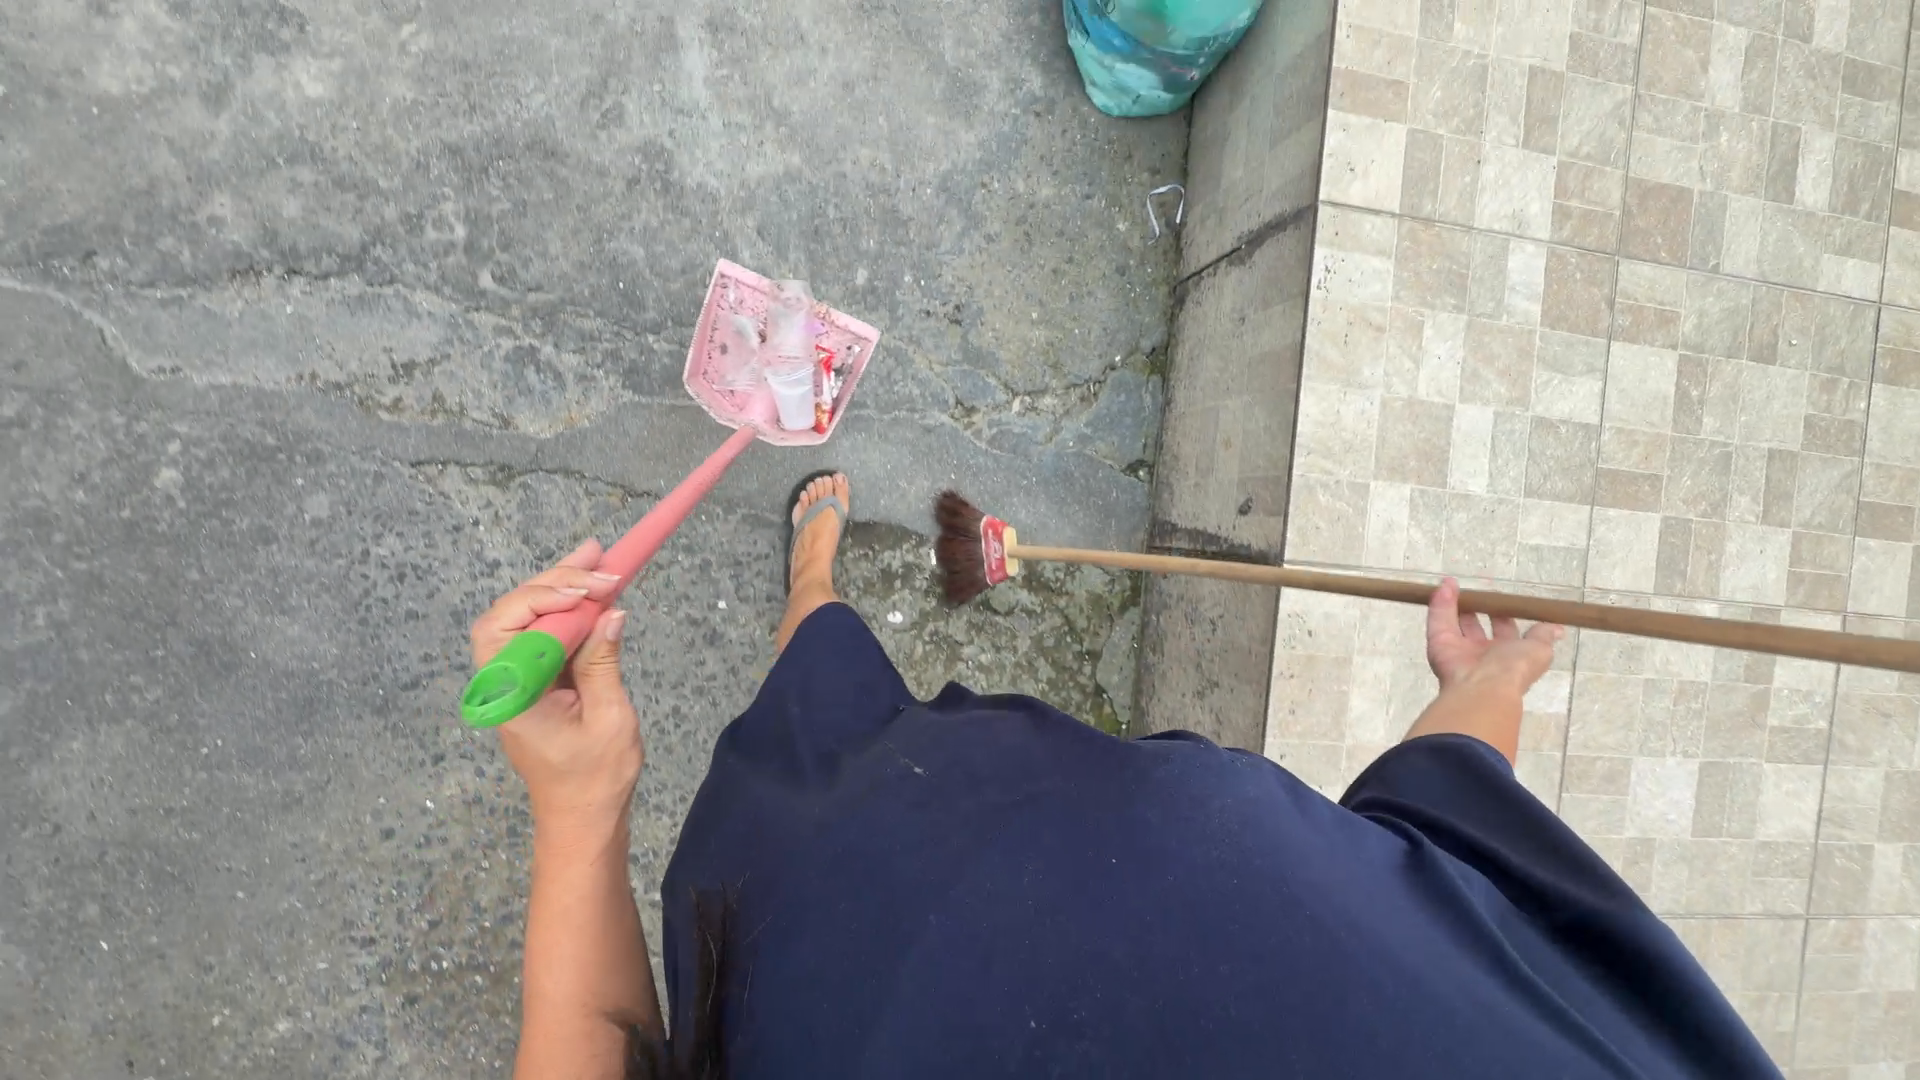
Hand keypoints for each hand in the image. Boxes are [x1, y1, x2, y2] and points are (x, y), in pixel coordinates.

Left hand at [470, 539, 644, 843]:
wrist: (582, 817)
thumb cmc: (596, 778)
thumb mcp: (609, 718)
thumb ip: (603, 663)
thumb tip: (611, 612)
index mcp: (512, 695)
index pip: (504, 629)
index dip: (541, 597)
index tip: (589, 588)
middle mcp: (505, 683)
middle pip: (512, 614)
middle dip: (554, 581)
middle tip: (600, 557)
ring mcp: (519, 681)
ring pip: (527, 620)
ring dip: (561, 587)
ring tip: (597, 557)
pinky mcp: (538, 682)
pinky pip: (546, 636)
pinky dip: (569, 609)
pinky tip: (594, 590)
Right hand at [1425, 578, 1562, 695]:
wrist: (1485, 684)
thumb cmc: (1515, 668)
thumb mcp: (1539, 651)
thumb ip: (1542, 636)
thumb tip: (1557, 628)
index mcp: (1505, 654)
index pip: (1503, 631)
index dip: (1504, 615)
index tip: (1503, 599)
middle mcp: (1480, 652)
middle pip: (1475, 626)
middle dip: (1476, 609)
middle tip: (1478, 591)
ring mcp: (1457, 647)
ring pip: (1455, 620)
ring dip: (1456, 601)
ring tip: (1455, 583)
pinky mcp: (1438, 641)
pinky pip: (1438, 618)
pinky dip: (1441, 601)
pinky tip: (1446, 584)